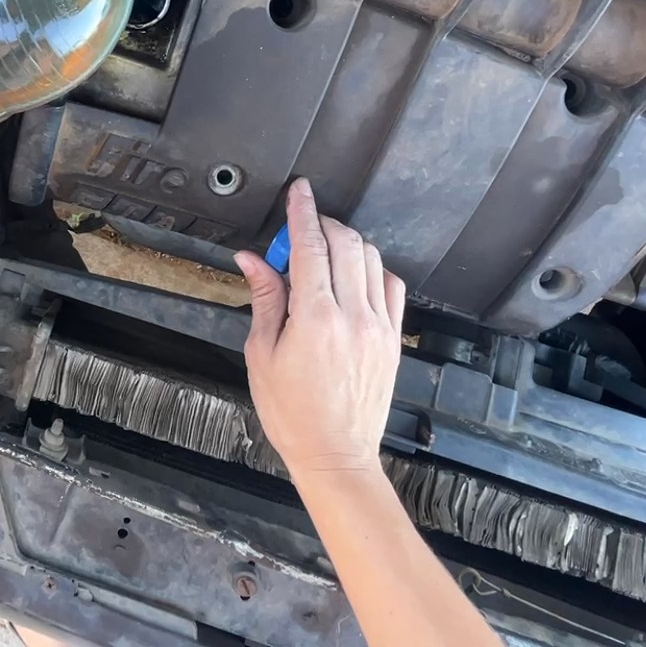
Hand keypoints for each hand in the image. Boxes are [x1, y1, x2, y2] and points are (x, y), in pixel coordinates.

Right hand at [235, 178, 404, 478]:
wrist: (335, 455)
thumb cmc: (292, 411)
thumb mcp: (262, 353)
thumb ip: (264, 297)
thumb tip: (252, 259)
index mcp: (315, 318)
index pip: (310, 245)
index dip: (302, 211)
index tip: (299, 191)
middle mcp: (353, 316)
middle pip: (345, 243)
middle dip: (322, 223)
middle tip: (300, 229)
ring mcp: (379, 327)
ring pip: (371, 258)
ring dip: (346, 243)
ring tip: (322, 255)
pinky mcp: (393, 339)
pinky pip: (391, 286)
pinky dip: (372, 269)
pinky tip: (352, 278)